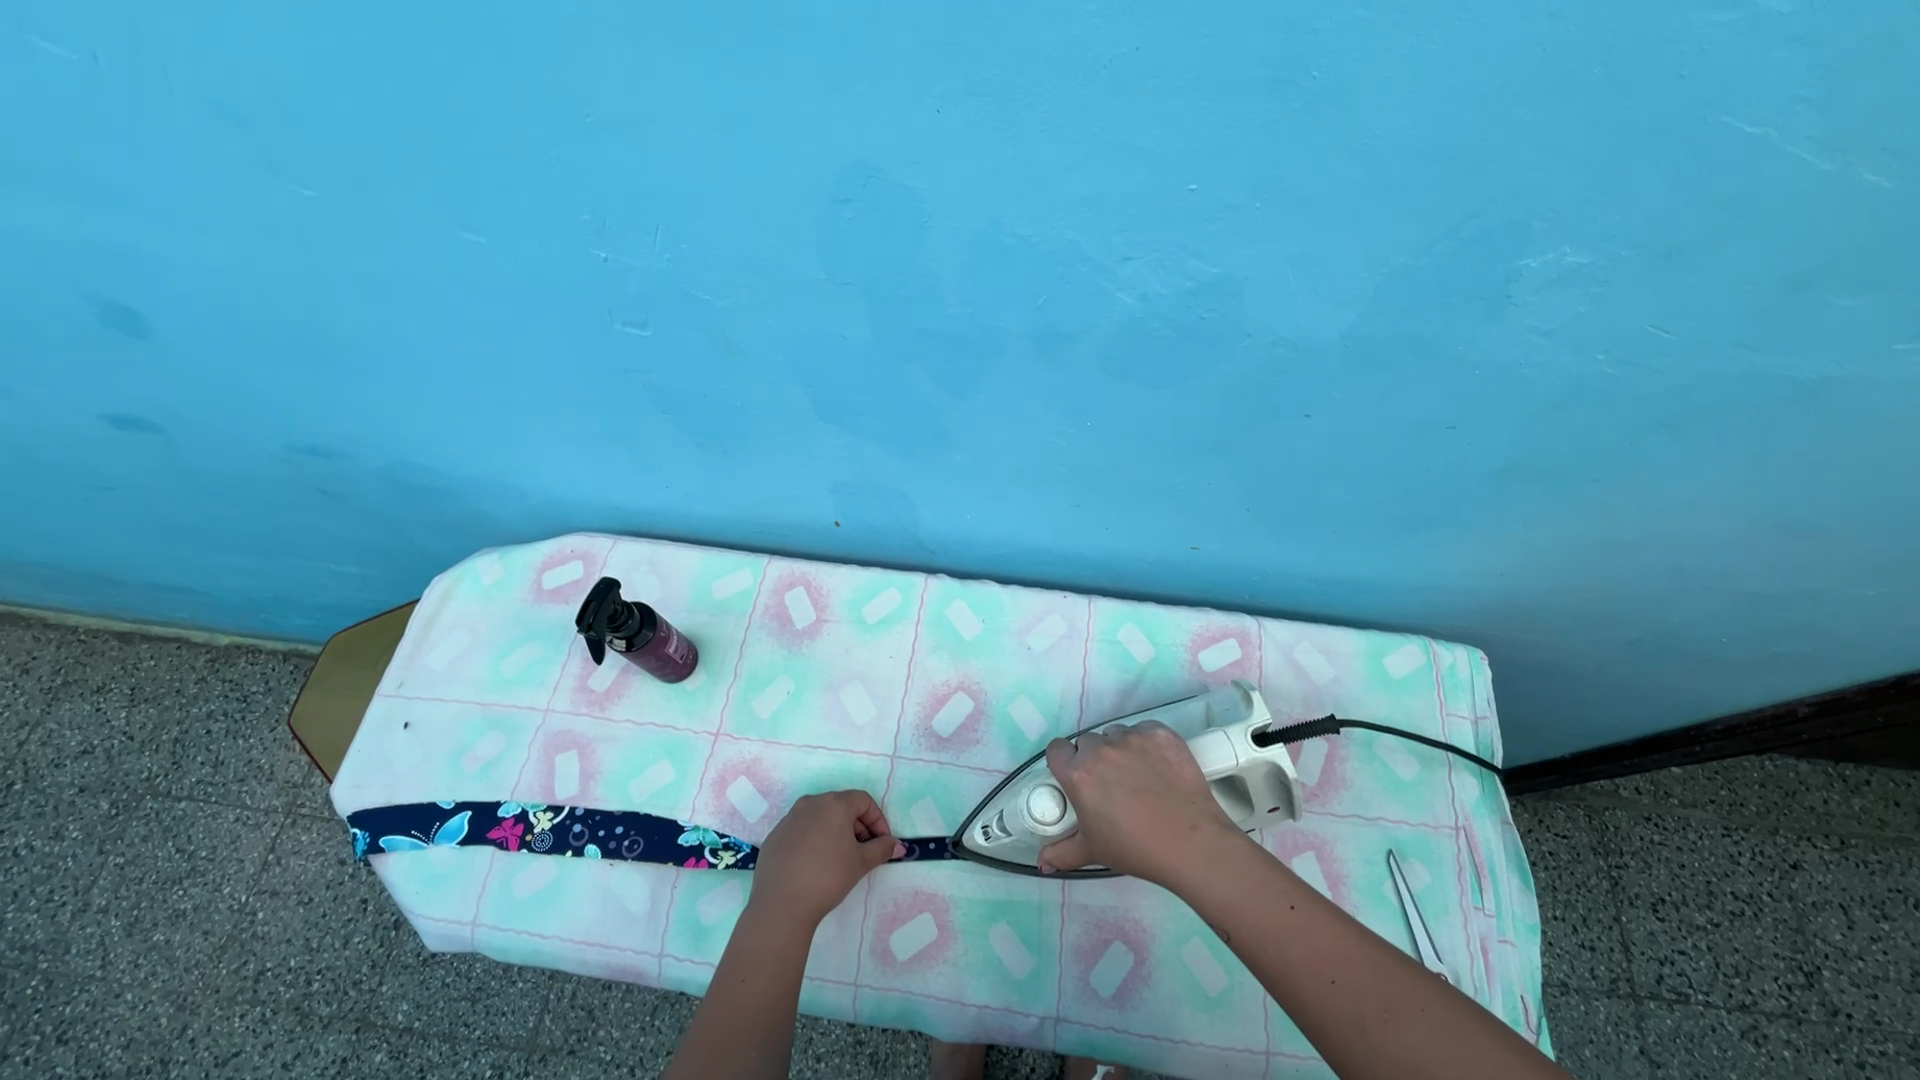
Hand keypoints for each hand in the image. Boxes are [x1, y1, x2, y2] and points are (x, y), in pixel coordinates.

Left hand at [749, 790, 903, 926]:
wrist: (781, 903)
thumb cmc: (828, 876)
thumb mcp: (861, 862)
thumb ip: (882, 849)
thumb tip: (897, 845)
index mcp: (834, 804)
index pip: (863, 800)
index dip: (878, 820)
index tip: (882, 842)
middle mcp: (810, 803)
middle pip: (841, 806)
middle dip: (858, 826)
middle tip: (864, 851)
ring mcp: (789, 819)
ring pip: (820, 818)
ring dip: (836, 832)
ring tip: (840, 858)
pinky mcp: (775, 836)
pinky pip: (802, 830)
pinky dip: (814, 840)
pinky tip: (815, 865)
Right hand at [1038, 721, 1245, 885]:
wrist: (1191, 843)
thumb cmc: (1136, 847)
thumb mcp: (1093, 850)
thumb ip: (1062, 852)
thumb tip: (1042, 862)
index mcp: (1078, 774)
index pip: (1057, 750)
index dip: (1065, 762)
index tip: (1076, 775)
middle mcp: (1101, 750)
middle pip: (1088, 742)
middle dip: (1094, 758)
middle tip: (1110, 784)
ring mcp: (1133, 738)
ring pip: (1116, 734)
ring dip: (1121, 749)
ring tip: (1137, 776)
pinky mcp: (1160, 734)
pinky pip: (1145, 730)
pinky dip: (1147, 743)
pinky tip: (1157, 765)